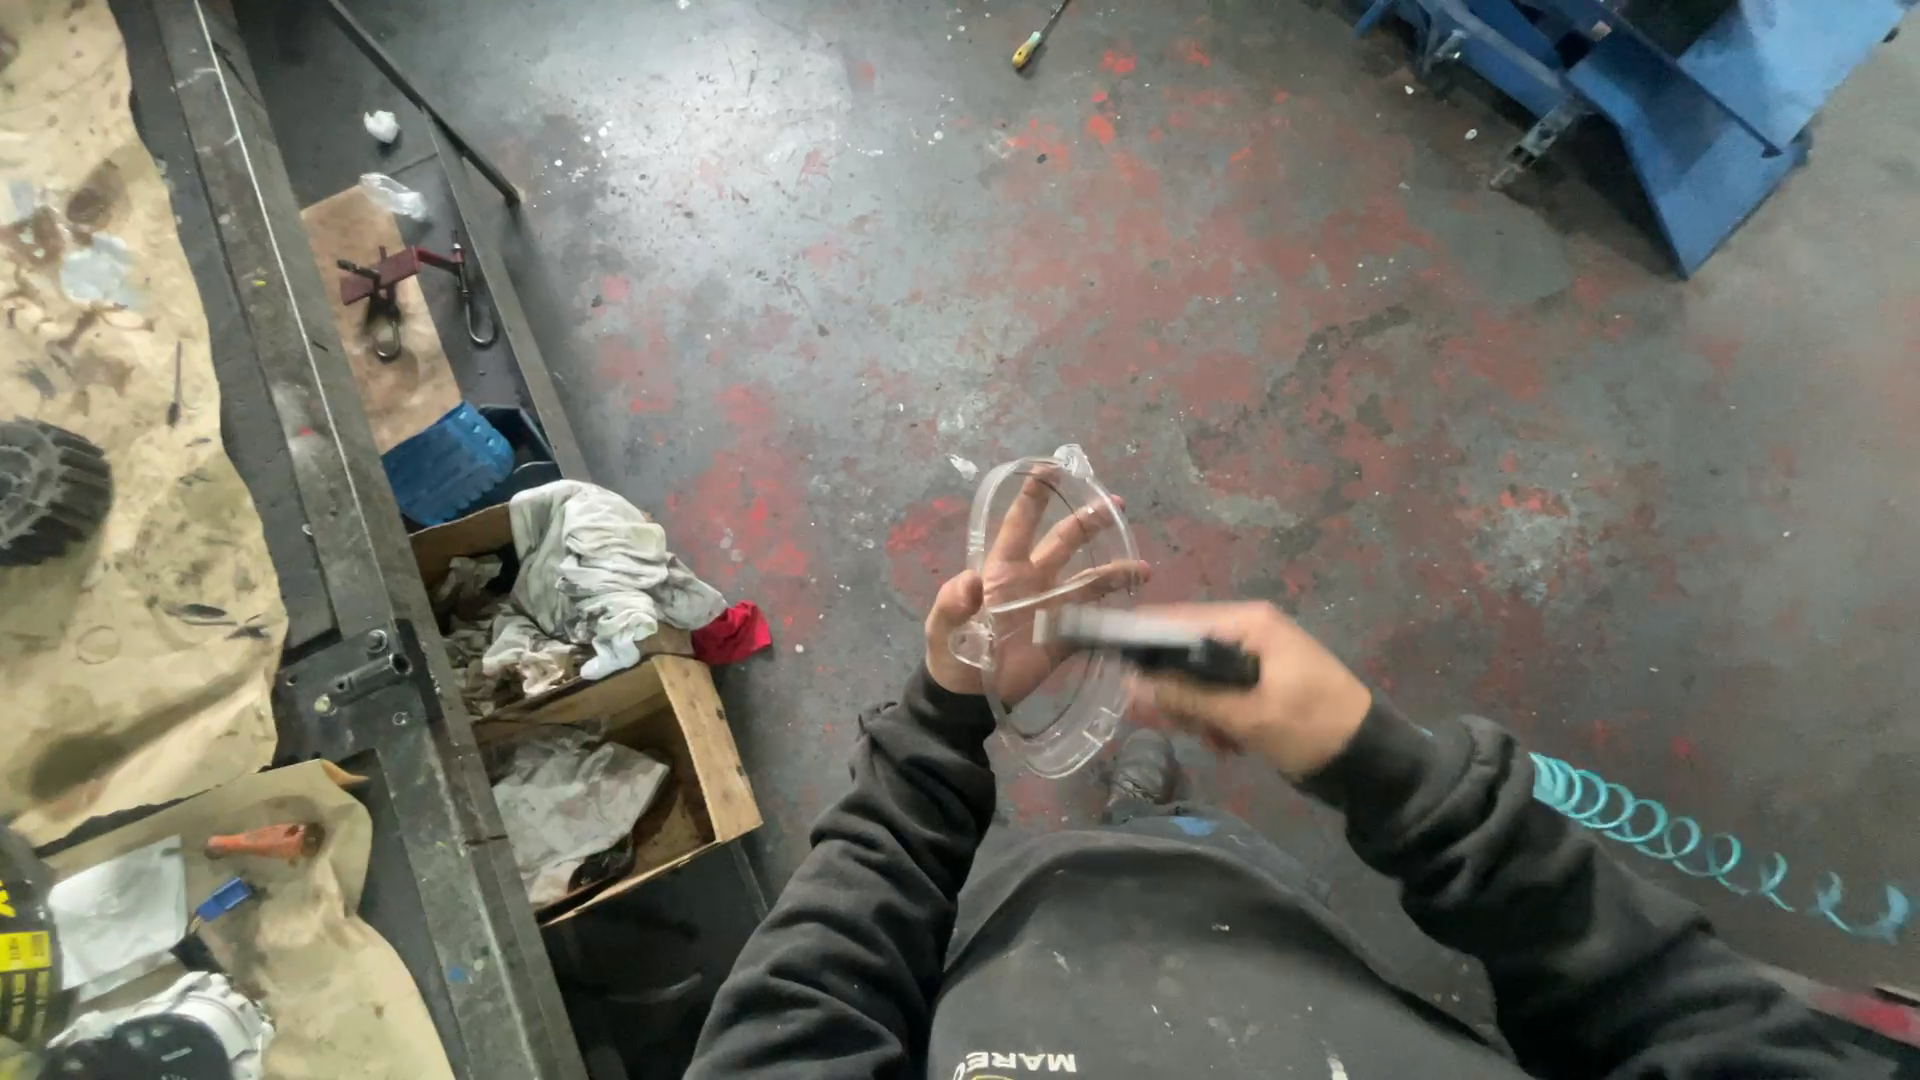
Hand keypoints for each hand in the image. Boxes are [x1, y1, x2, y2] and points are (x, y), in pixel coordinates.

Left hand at [925, 475, 1148, 696]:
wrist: (965, 696)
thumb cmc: (950, 653)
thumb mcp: (942, 626)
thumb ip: (953, 602)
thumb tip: (970, 580)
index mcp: (1002, 569)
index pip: (1019, 522)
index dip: (1035, 495)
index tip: (1052, 468)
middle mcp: (1032, 580)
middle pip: (1063, 541)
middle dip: (1087, 521)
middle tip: (1115, 504)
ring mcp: (1050, 608)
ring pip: (1088, 578)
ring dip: (1114, 570)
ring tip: (1141, 565)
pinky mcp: (1063, 637)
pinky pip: (1093, 621)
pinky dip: (1114, 614)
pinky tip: (1135, 610)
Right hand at [1135, 602, 1371, 778]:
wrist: (1373, 765)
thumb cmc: (1312, 730)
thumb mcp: (1247, 716)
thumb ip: (1187, 697)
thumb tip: (1131, 685)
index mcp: (1249, 624)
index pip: (1178, 621)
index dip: (1146, 646)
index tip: (1124, 678)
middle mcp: (1248, 632)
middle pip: (1184, 651)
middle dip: (1176, 691)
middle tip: (1176, 724)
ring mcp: (1254, 659)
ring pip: (1197, 678)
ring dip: (1196, 711)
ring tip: (1212, 740)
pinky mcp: (1259, 685)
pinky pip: (1217, 694)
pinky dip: (1215, 718)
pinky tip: (1226, 744)